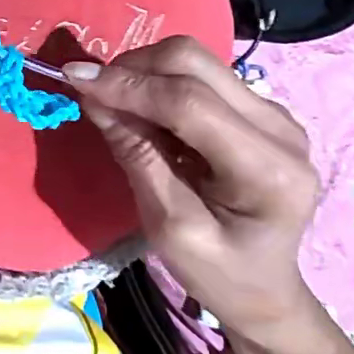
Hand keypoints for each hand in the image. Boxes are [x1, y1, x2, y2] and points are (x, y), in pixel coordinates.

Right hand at [63, 37, 320, 334]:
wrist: (266, 291)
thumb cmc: (219, 273)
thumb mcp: (168, 227)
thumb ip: (137, 157)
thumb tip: (94, 98)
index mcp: (267, 169)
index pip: (189, 102)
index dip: (128, 85)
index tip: (74, 79)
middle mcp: (280, 128)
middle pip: (195, 63)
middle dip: (134, 68)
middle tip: (94, 93)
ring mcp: (275, 114)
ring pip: (197, 61)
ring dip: (145, 72)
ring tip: (117, 105)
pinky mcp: (262, 110)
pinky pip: (203, 75)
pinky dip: (162, 83)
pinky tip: (146, 114)